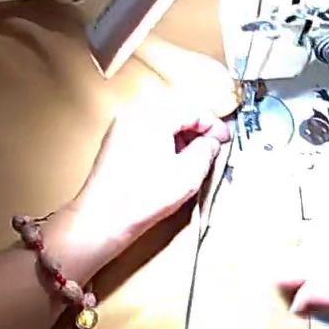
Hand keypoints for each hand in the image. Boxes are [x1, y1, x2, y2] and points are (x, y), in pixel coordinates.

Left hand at [45, 99, 229, 278]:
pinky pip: (146, 133)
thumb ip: (207, 150)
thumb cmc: (143, 197)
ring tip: (195, 158)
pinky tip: (172, 162)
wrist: (103, 218)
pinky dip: (163, 142)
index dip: (214, 125)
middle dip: (197, 129)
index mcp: (154, 115)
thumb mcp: (189, 173)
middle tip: (214, 147)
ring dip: (181, 136)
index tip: (225, 139)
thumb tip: (212, 142)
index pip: (193, 110)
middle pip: (176, 113)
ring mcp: (121, 127)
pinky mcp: (114, 142)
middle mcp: (134, 113)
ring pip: (161, 123)